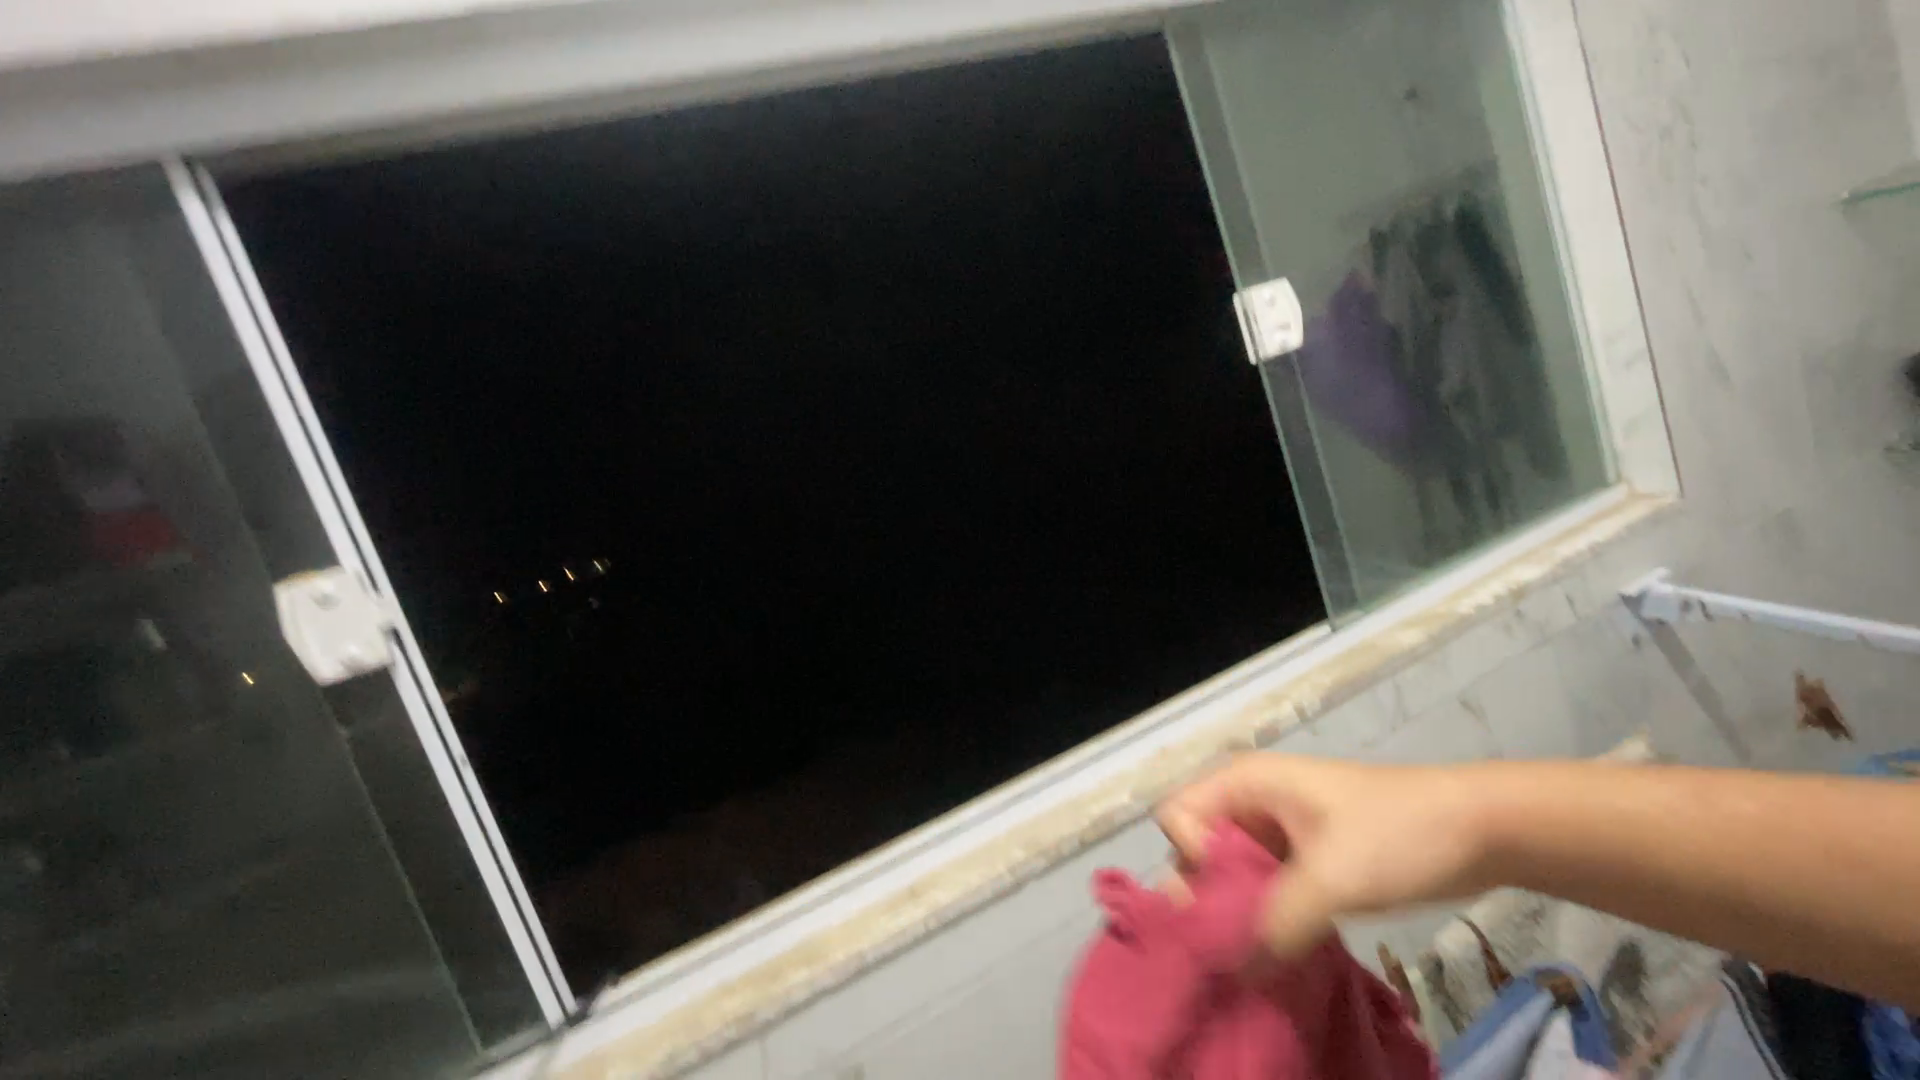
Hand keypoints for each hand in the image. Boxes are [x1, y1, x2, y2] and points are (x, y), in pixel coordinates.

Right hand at [1155, 754, 1498, 957]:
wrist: (1480, 830)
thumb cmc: (1397, 833)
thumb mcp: (1332, 877)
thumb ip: (1275, 924)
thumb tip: (1233, 972)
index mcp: (1244, 782)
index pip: (1178, 817)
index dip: (1192, 857)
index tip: (1230, 893)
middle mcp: (1249, 801)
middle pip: (1197, 848)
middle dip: (1208, 895)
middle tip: (1234, 942)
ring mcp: (1275, 830)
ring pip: (1229, 873)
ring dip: (1238, 913)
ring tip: (1259, 953)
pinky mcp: (1301, 858)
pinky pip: (1260, 888)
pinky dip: (1264, 917)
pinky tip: (1282, 948)